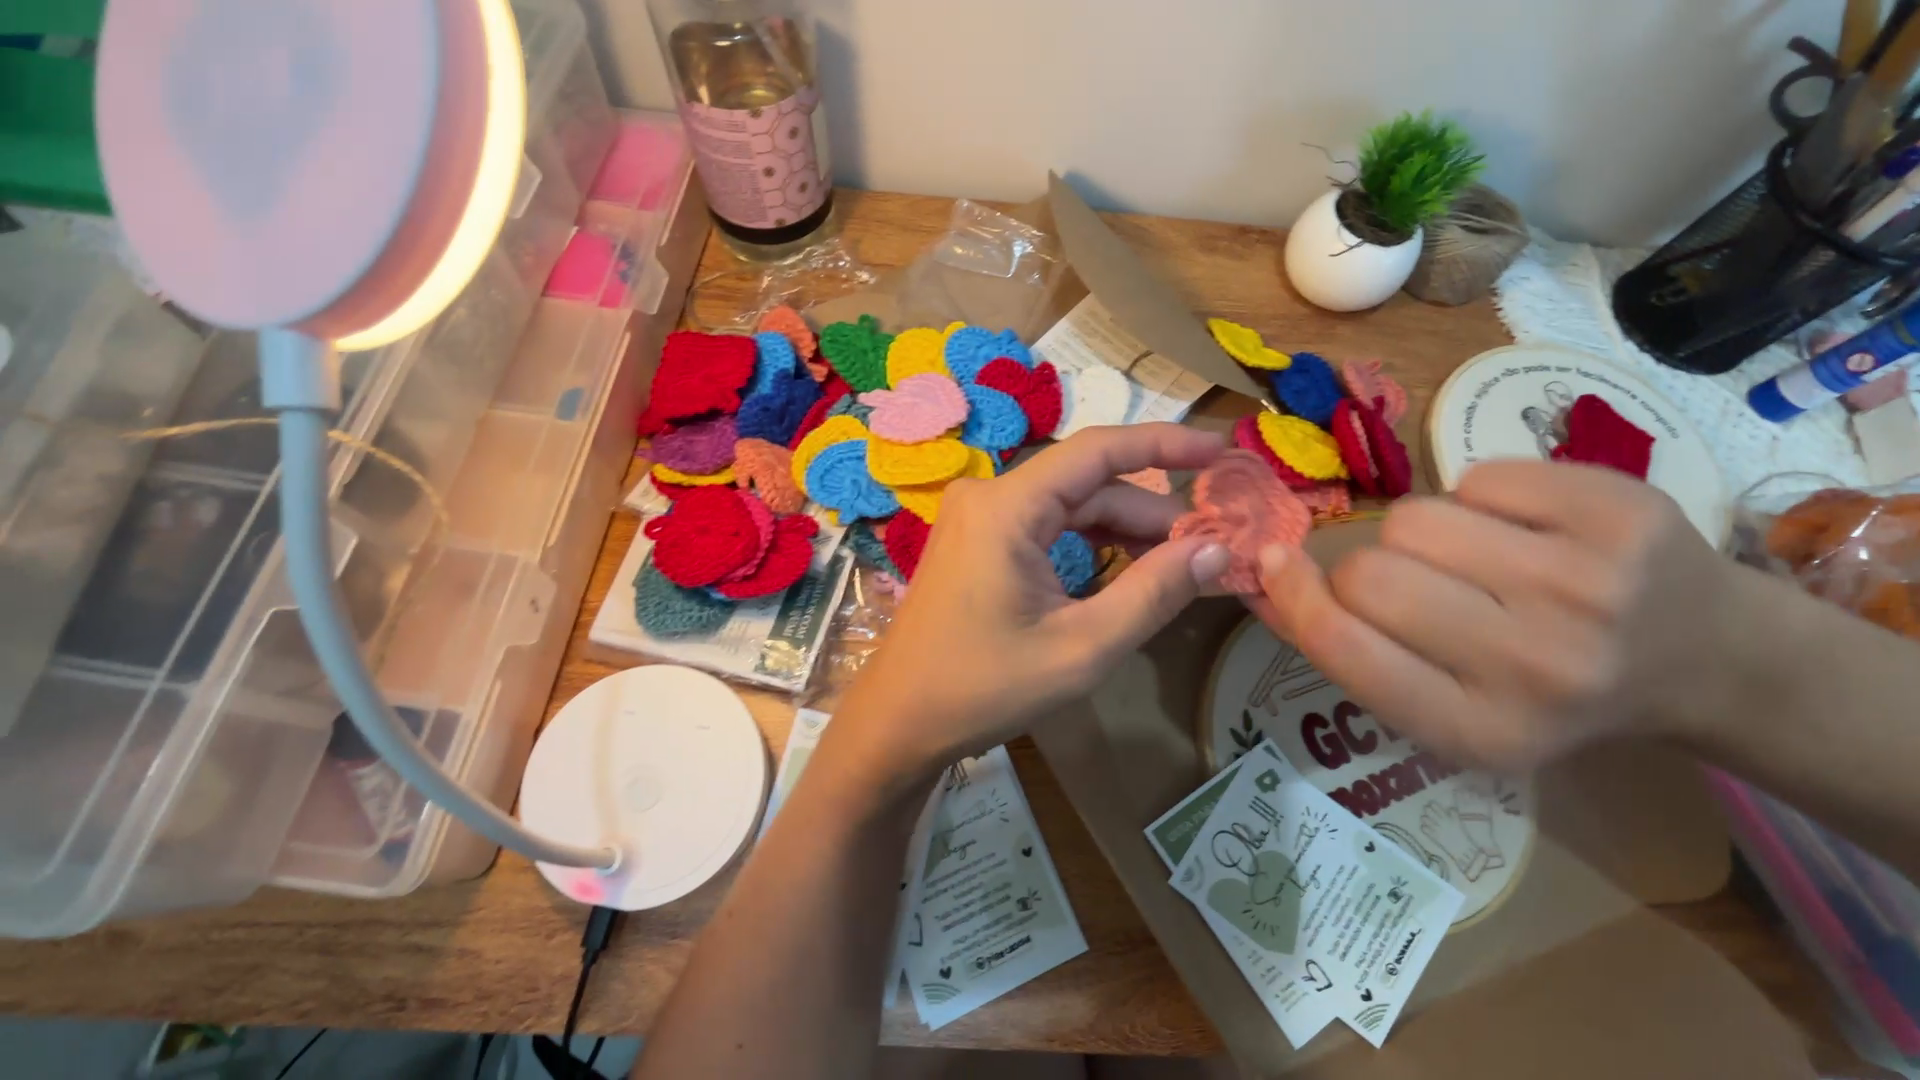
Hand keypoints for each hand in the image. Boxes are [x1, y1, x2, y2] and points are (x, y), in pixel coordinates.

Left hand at [828, 424, 1230, 787]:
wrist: (900, 720)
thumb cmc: (984, 688)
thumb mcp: (1083, 647)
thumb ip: (1153, 592)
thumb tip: (1215, 549)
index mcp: (1007, 507)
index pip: (1098, 449)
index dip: (1165, 442)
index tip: (1222, 450)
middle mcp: (988, 496)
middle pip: (1087, 483)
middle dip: (1151, 509)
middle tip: (1212, 542)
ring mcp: (978, 517)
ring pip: (1069, 505)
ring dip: (1124, 527)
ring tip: (1181, 559)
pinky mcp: (976, 541)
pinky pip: (1045, 525)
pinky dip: (1090, 541)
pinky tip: (1130, 565)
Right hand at [1250, 461, 1733, 771]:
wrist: (1704, 660)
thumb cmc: (1544, 692)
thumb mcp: (1446, 708)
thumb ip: (1352, 651)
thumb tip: (1257, 576)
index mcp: (1480, 730)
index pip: (1341, 646)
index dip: (1292, 596)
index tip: (1275, 563)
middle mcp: (1534, 666)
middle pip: (1369, 574)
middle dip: (1366, 569)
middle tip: (1412, 585)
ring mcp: (1585, 585)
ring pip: (1414, 517)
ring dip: (1420, 533)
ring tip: (1471, 558)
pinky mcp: (1618, 513)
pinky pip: (1477, 475)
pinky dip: (1481, 497)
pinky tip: (1522, 529)